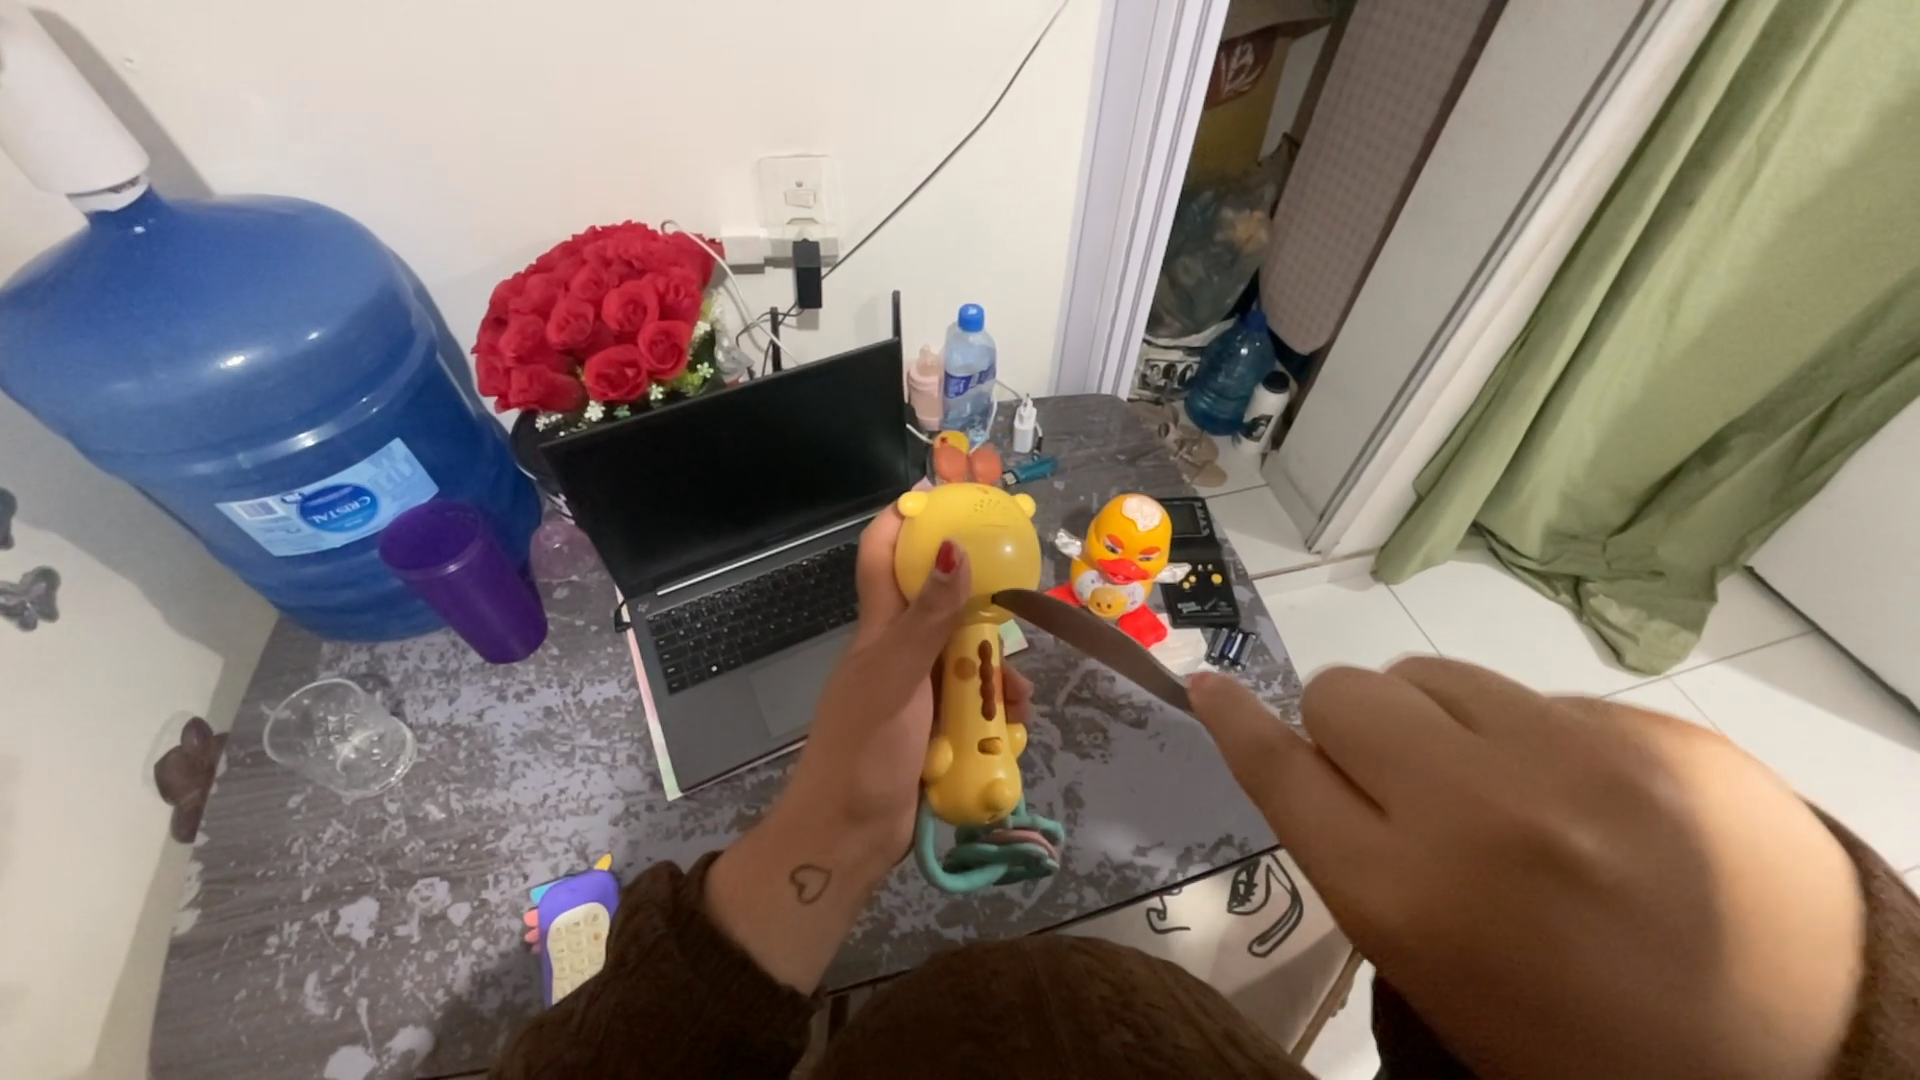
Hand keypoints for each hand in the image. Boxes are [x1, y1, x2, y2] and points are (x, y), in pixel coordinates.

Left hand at [708, 508, 1032, 991]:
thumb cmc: (864, 750)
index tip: (948, 491)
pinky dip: (996, 708)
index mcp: (880, 628)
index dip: (906, 519)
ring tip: (1016, 694)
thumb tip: (953, 547)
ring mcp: (920, 688)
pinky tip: (1013, 723)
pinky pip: (976, 701)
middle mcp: (900, 649)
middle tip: (1023, 589)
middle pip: (942, 600)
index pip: (882, 555)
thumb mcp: (897, 677)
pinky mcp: (938, 724)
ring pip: (969, 655)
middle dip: (982, 598)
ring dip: (997, 669)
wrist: (849, 838)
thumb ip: (929, 617)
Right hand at [1190, 658, 1863, 1079]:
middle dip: (1352, 729)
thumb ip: (1349, 846)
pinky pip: (1538, 698)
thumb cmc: (1569, 1038)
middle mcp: (1479, 812)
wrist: (1814, 1076)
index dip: (1235, 721)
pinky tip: (1592, 802)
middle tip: (1402, 784)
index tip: (1206, 684)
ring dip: (1436, 720)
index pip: (1281, 769)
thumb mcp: (1425, 960)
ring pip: (1432, 674)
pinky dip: (1536, 738)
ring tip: (1499, 787)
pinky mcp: (1666, 736)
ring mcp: (1583, 761)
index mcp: (1405, 896)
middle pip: (1345, 692)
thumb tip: (1300, 747)